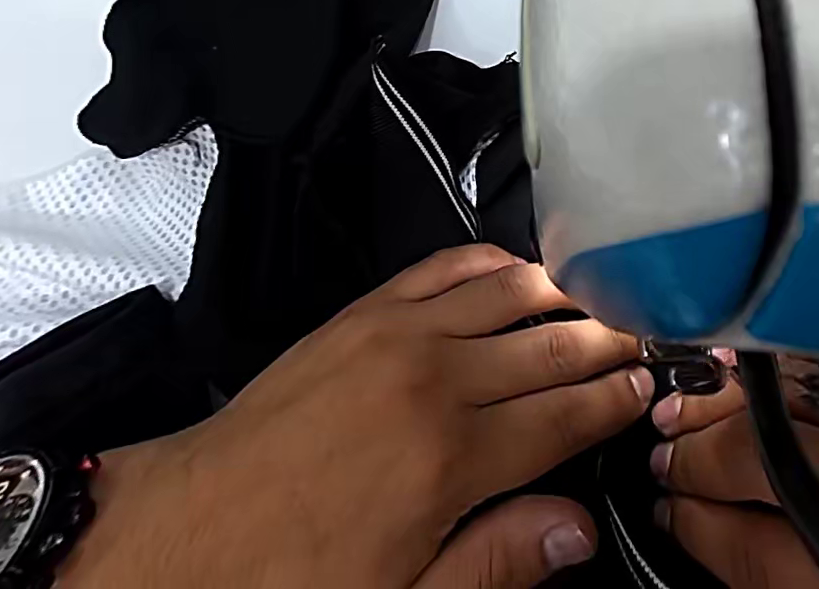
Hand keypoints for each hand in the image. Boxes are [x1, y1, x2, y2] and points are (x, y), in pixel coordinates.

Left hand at [57, 245, 654, 588]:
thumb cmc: (288, 586)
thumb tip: (579, 527)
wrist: (172, 540)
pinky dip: (490, 262)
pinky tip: (515, 267)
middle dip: (604, 339)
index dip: (614, 397)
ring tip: (596, 296)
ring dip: (561, 292)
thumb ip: (496, 562)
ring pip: (508, 293)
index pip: (564, 414)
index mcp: (451, 458)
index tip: (646, 381)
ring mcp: (399, 331)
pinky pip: (445, 267)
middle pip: (549, 346)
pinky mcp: (367, 310)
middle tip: (641, 333)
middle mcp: (437, 376)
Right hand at [647, 370, 818, 588]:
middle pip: (760, 461)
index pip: (756, 550)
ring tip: (679, 400)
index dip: (696, 522)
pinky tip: (742, 361)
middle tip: (654, 445)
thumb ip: (791, 578)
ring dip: (723, 403)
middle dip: (695, 453)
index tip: (658, 501)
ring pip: (785, 404)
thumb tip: (709, 530)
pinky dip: (777, 367)